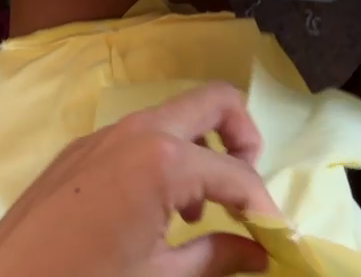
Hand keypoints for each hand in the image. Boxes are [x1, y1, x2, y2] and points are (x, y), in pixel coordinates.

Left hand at [0, 82, 279, 276]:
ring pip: (175, 116)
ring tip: (200, 210)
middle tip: (248, 189)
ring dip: (202, 148)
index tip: (277, 236)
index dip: (265, 207)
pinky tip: (155, 210)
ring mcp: (107, 132)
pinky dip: (165, 157)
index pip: (237, 175)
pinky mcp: (82, 147)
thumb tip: (259, 253)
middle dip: (243, 137)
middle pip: (214, 102)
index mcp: (164, 159)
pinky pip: (140, 135)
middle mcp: (139, 129)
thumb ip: (216, 258)